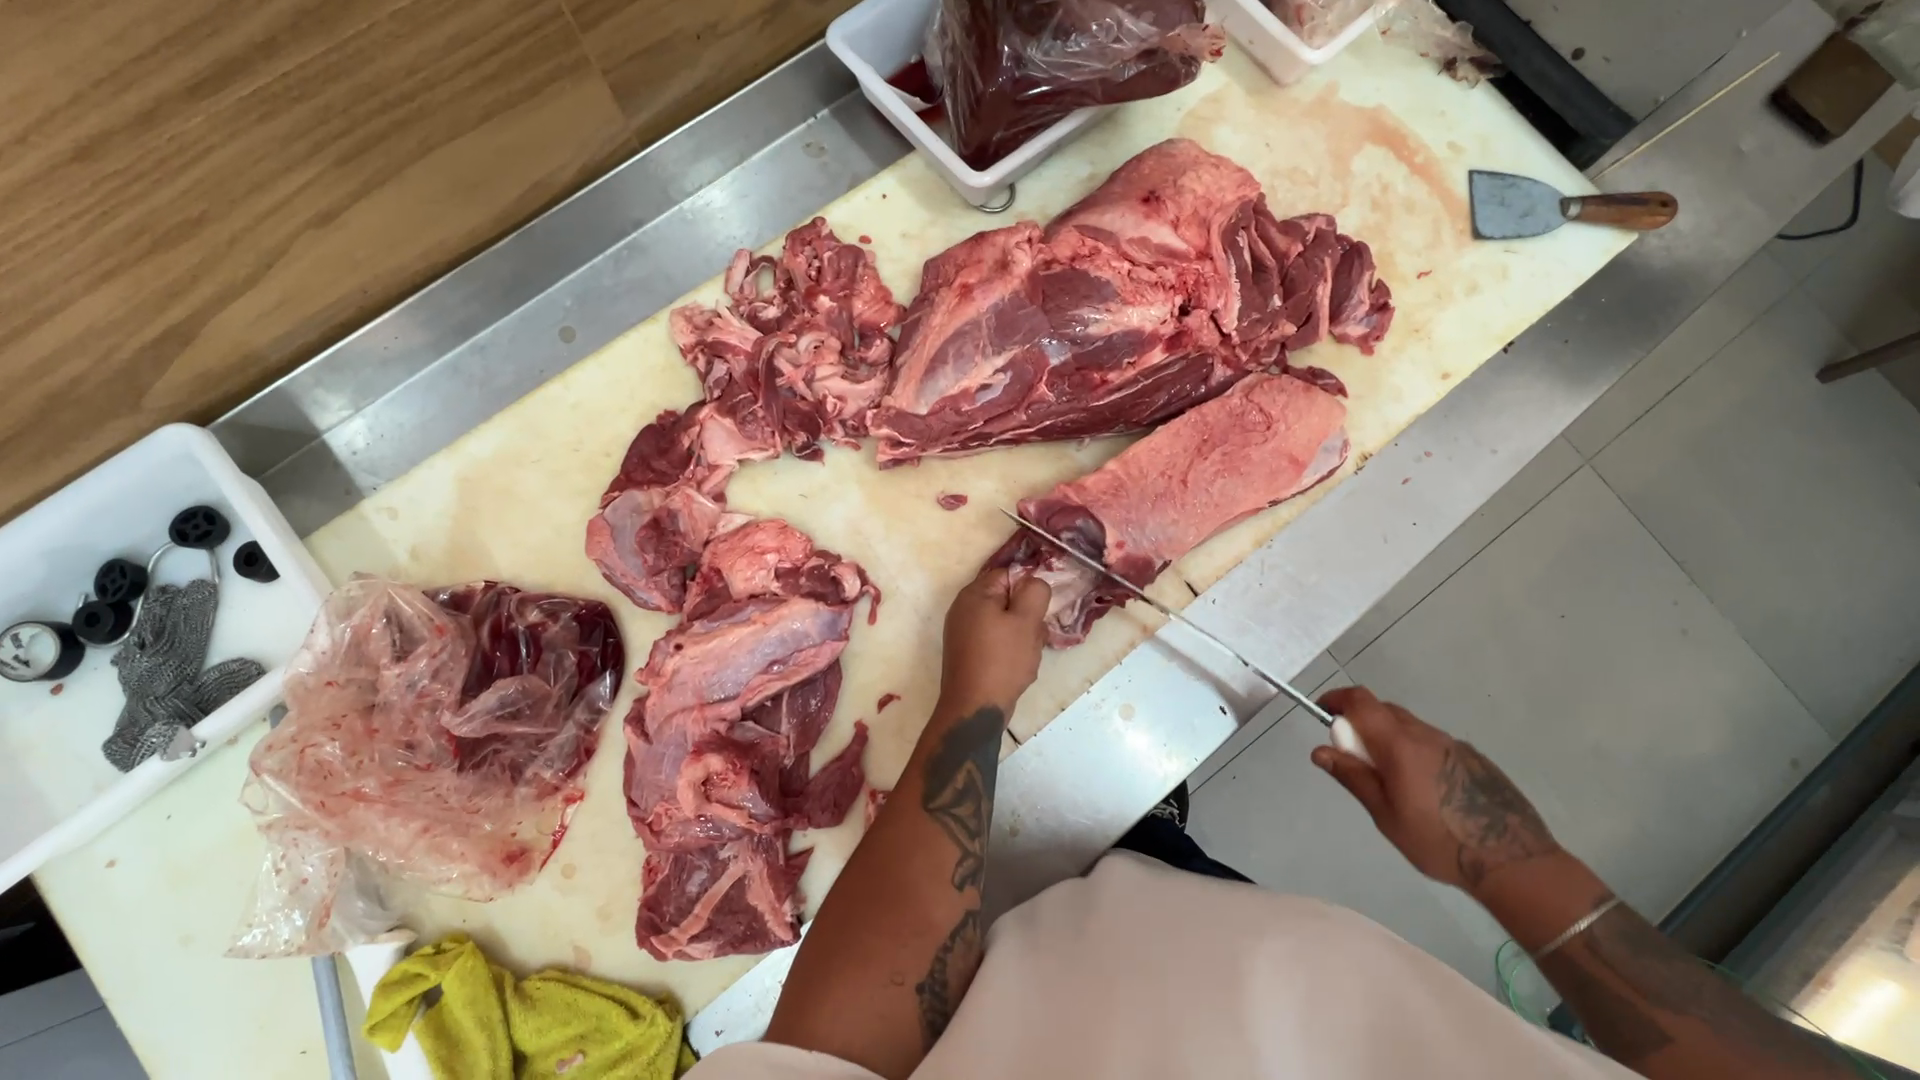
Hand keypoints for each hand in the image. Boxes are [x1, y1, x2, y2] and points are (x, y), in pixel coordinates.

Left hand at [939, 567, 1050, 709]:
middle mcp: (964, 609)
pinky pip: (996, 642)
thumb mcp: (1026, 621)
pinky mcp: (968, 653)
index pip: (1009, 575)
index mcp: (974, 594)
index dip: (1030, 590)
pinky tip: (1017, 668)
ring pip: (1005, 624)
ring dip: (1022, 637)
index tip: (1041, 611)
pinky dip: (1010, 652)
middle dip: (1027, 618)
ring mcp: (964, 632)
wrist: (975, 708)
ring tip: (1026, 656)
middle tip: (1034, 637)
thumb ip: (1034, 593)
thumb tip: (1034, 582)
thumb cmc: (1002, 661)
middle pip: (1008, 600)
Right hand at [1311, 686, 1561, 896]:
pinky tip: (1427, 791)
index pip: (1361, 701)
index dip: (1338, 699)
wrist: (1512, 860)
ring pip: (1411, 728)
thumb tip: (1320, 751)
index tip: (1324, 713)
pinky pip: (1435, 744)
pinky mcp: (1476, 759)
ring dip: (1391, 739)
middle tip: (1356, 758)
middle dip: (1362, 723)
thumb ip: (1353, 777)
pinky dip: (1417, 753)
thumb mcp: (1385, 815)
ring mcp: (1455, 745)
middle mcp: (1427, 735)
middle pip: (1385, 710)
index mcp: (1400, 745)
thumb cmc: (1437, 841)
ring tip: (1393, 782)